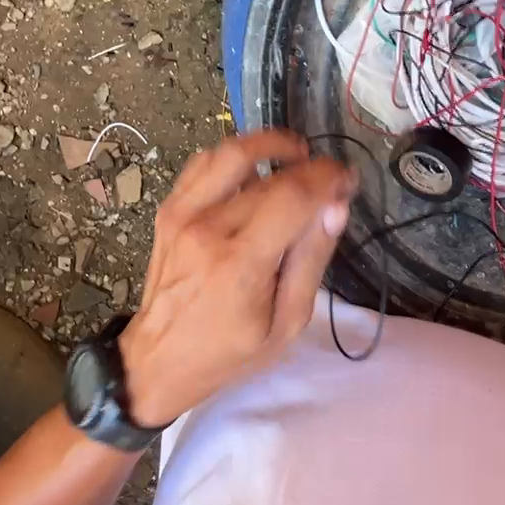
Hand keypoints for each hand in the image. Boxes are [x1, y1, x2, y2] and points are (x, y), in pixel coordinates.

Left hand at [117, 130, 354, 426]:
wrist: (158, 360)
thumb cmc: (229, 351)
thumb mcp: (286, 324)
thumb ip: (312, 260)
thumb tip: (336, 206)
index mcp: (240, 264)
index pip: (293, 196)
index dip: (327, 177)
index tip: (347, 180)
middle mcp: (207, 229)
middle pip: (270, 174)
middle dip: (310, 167)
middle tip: (331, 178)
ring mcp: (182, 214)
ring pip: (232, 153)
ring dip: (271, 145)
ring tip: (297, 158)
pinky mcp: (169, 209)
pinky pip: (204, 162)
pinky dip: (235, 156)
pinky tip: (255, 172)